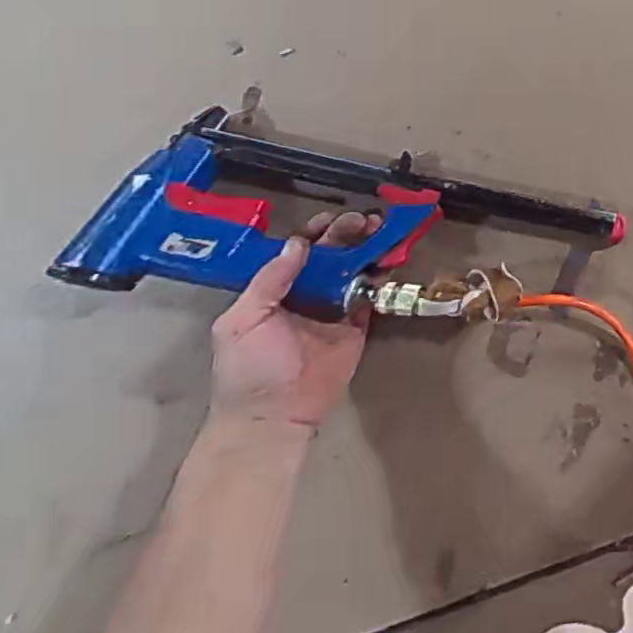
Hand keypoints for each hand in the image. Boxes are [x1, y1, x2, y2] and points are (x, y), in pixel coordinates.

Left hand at [209, 212, 376, 428]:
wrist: (274, 414)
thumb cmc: (249, 367)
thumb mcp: (242, 321)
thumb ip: (269, 281)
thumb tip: (297, 244)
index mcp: (276, 290)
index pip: (299, 252)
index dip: (315, 232)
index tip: (331, 218)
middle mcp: (308, 293)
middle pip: (332, 255)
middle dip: (348, 234)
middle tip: (366, 220)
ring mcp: (334, 309)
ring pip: (355, 270)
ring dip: (369, 249)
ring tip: (383, 231)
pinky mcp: (357, 325)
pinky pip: (372, 296)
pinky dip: (381, 278)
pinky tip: (389, 261)